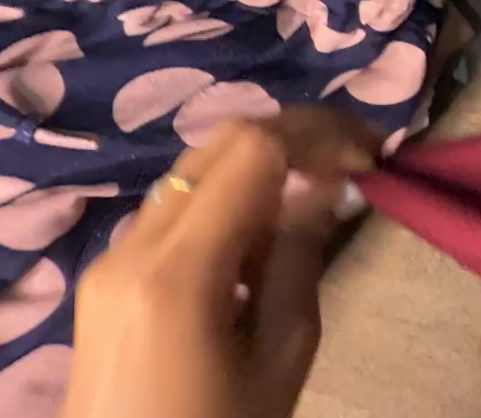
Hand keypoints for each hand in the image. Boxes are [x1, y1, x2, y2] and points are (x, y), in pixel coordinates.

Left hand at [61, 110, 380, 417]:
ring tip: (321, 184)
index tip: (370, 155)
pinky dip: (237, 187)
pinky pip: (183, 200)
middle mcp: (131, 248)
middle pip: (224, 140)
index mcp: (177, 271)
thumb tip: (327, 180)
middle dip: (299, 133)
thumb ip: (301, 250)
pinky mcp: (110, 275)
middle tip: (352, 157)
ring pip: (201, 164)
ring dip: (269, 157)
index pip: (255, 149)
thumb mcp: (285, 346)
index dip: (322, 133)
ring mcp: (111, 260)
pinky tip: (272, 220)